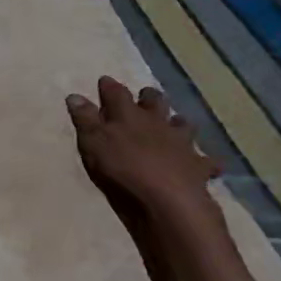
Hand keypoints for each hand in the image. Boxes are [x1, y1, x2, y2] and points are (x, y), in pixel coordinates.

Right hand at [67, 77, 222, 224]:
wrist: (166, 200)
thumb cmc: (122, 168)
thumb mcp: (92, 143)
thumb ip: (84, 119)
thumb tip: (75, 95)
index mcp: (128, 116)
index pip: (117, 94)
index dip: (110, 87)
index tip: (104, 81)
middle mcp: (157, 123)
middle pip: (155, 102)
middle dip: (149, 97)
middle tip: (144, 95)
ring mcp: (181, 143)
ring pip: (183, 125)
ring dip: (178, 123)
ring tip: (175, 124)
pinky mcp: (198, 166)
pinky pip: (206, 161)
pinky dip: (205, 161)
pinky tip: (205, 164)